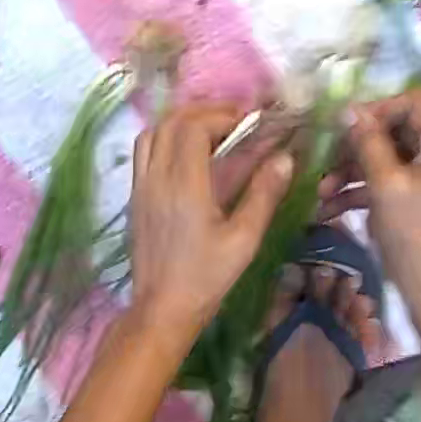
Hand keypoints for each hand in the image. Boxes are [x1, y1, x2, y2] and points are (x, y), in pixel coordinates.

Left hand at [127, 102, 292, 337]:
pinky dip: (166, 139)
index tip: (250, 123)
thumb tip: (284, 158)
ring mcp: (141, 186)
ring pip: (153, 133)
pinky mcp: (136, 198)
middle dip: (205, 112)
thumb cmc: (207, 278)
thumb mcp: (244, 240)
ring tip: (211, 131)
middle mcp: (156, 177)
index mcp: (184, 185)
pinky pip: (145, 152)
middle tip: (235, 122)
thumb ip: (263, 195)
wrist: (163, 308)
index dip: (223, 116)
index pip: (195, 127)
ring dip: (182, 122)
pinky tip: (188, 155)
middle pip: (172, 121)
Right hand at [343, 92, 420, 329]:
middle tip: (326, 163)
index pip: (413, 102)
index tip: (341, 128)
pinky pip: (393, 179)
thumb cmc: (414, 237)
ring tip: (321, 192)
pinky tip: (330, 209)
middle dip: (358, 147)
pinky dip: (363, 191)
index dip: (375, 111)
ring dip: (353, 172)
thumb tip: (347, 109)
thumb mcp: (385, 185)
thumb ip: (366, 143)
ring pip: (390, 156)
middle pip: (398, 130)